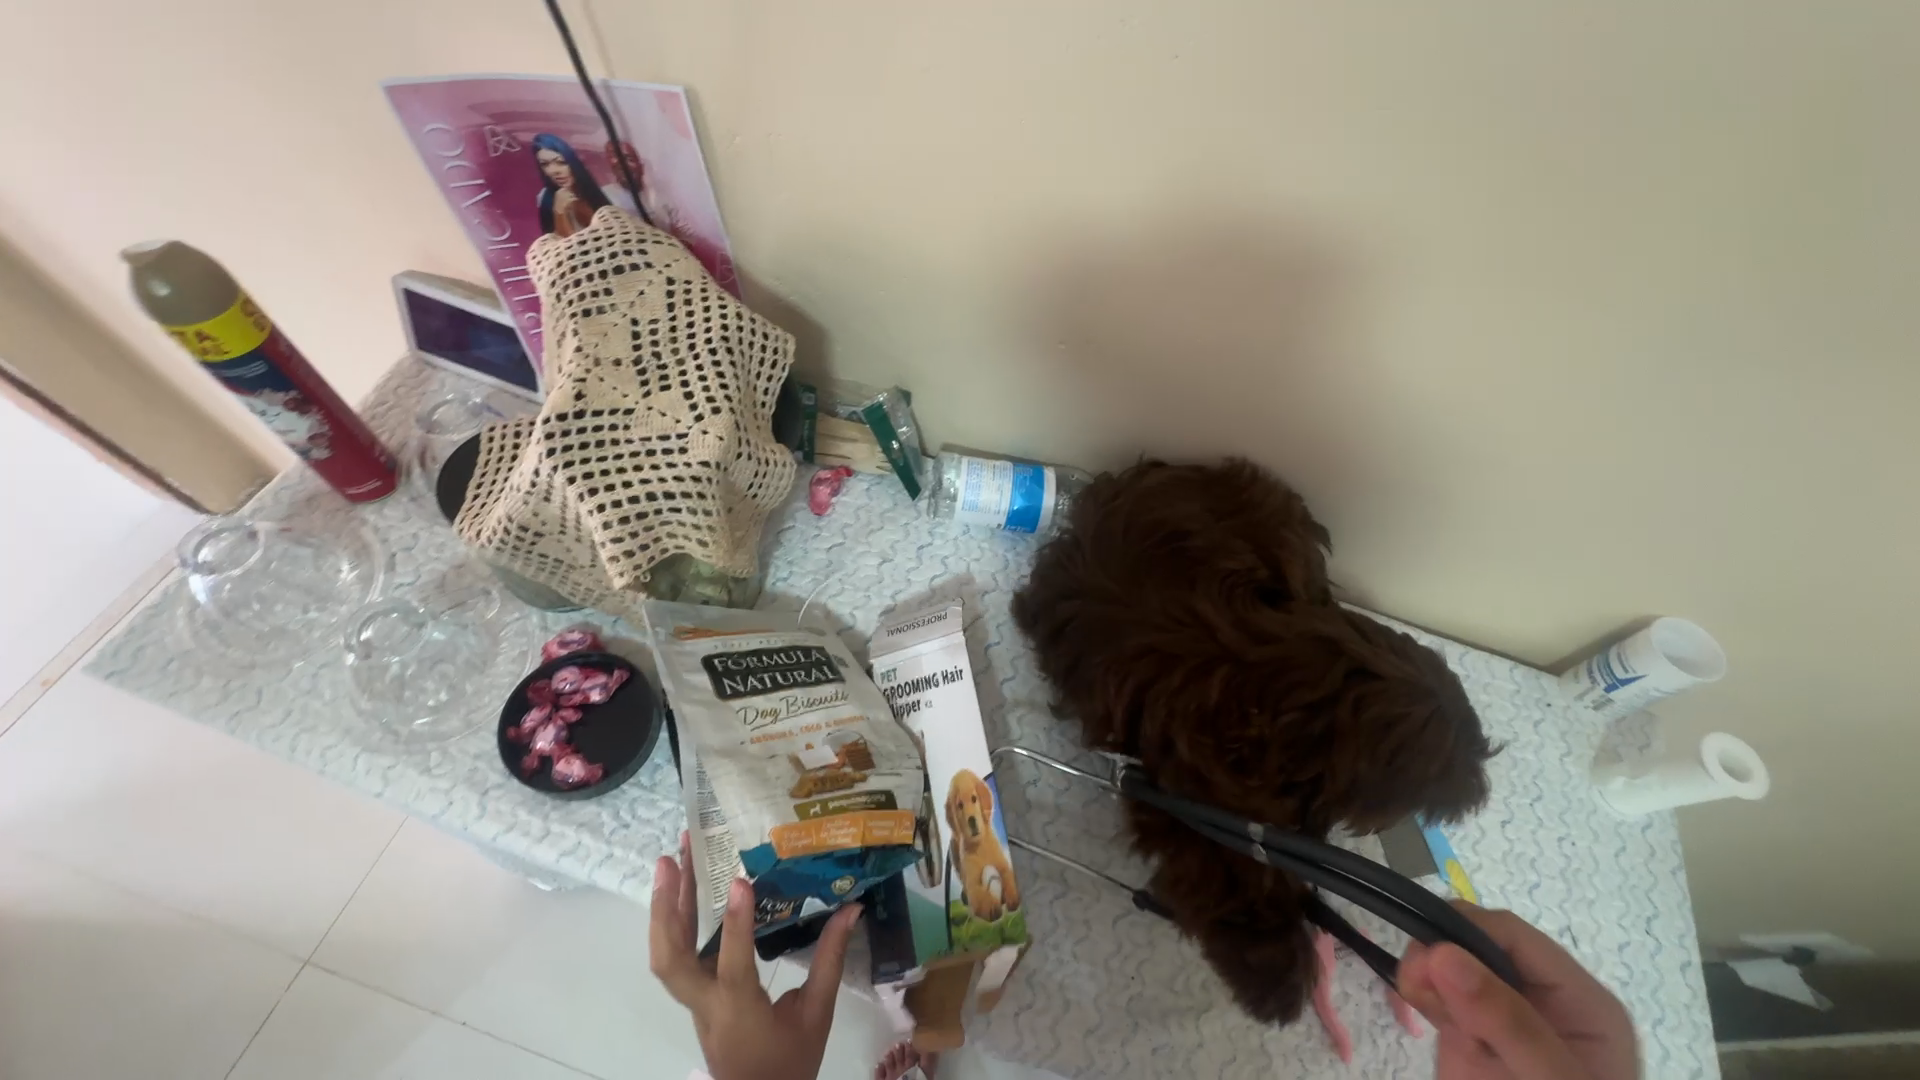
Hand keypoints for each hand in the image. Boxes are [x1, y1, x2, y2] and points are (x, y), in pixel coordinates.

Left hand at [650, 833, 863, 1079]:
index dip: (735, 924)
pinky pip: (676, 959)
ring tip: (670, 860)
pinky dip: (672, 923)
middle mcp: (707, 1005)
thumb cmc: (790, 1062)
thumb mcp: (818, 1013)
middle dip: (665, 907)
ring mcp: (695, 1003)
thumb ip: (829, 958)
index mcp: (739, 1011)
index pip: (733, 965)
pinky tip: (682, 892)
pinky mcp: (696, 998)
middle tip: (672, 857)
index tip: (741, 880)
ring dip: (663, 907)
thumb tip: (851, 907)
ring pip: (665, 956)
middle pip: (670, 959)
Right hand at [1397, 904, 1638, 1079]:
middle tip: (1413, 986)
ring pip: (1448, 961)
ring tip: (1415, 1002)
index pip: (1512, 935)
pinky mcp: (1470, 1035)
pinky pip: (1436, 990)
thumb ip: (1506, 1021)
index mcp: (1580, 1002)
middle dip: (1437, 953)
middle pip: (1475, 942)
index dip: (1464, 933)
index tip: (1426, 960)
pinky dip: (1417, 989)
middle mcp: (1541, 1000)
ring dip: (1422, 970)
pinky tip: (1415, 1007)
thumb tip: (1442, 952)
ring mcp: (1502, 1017)